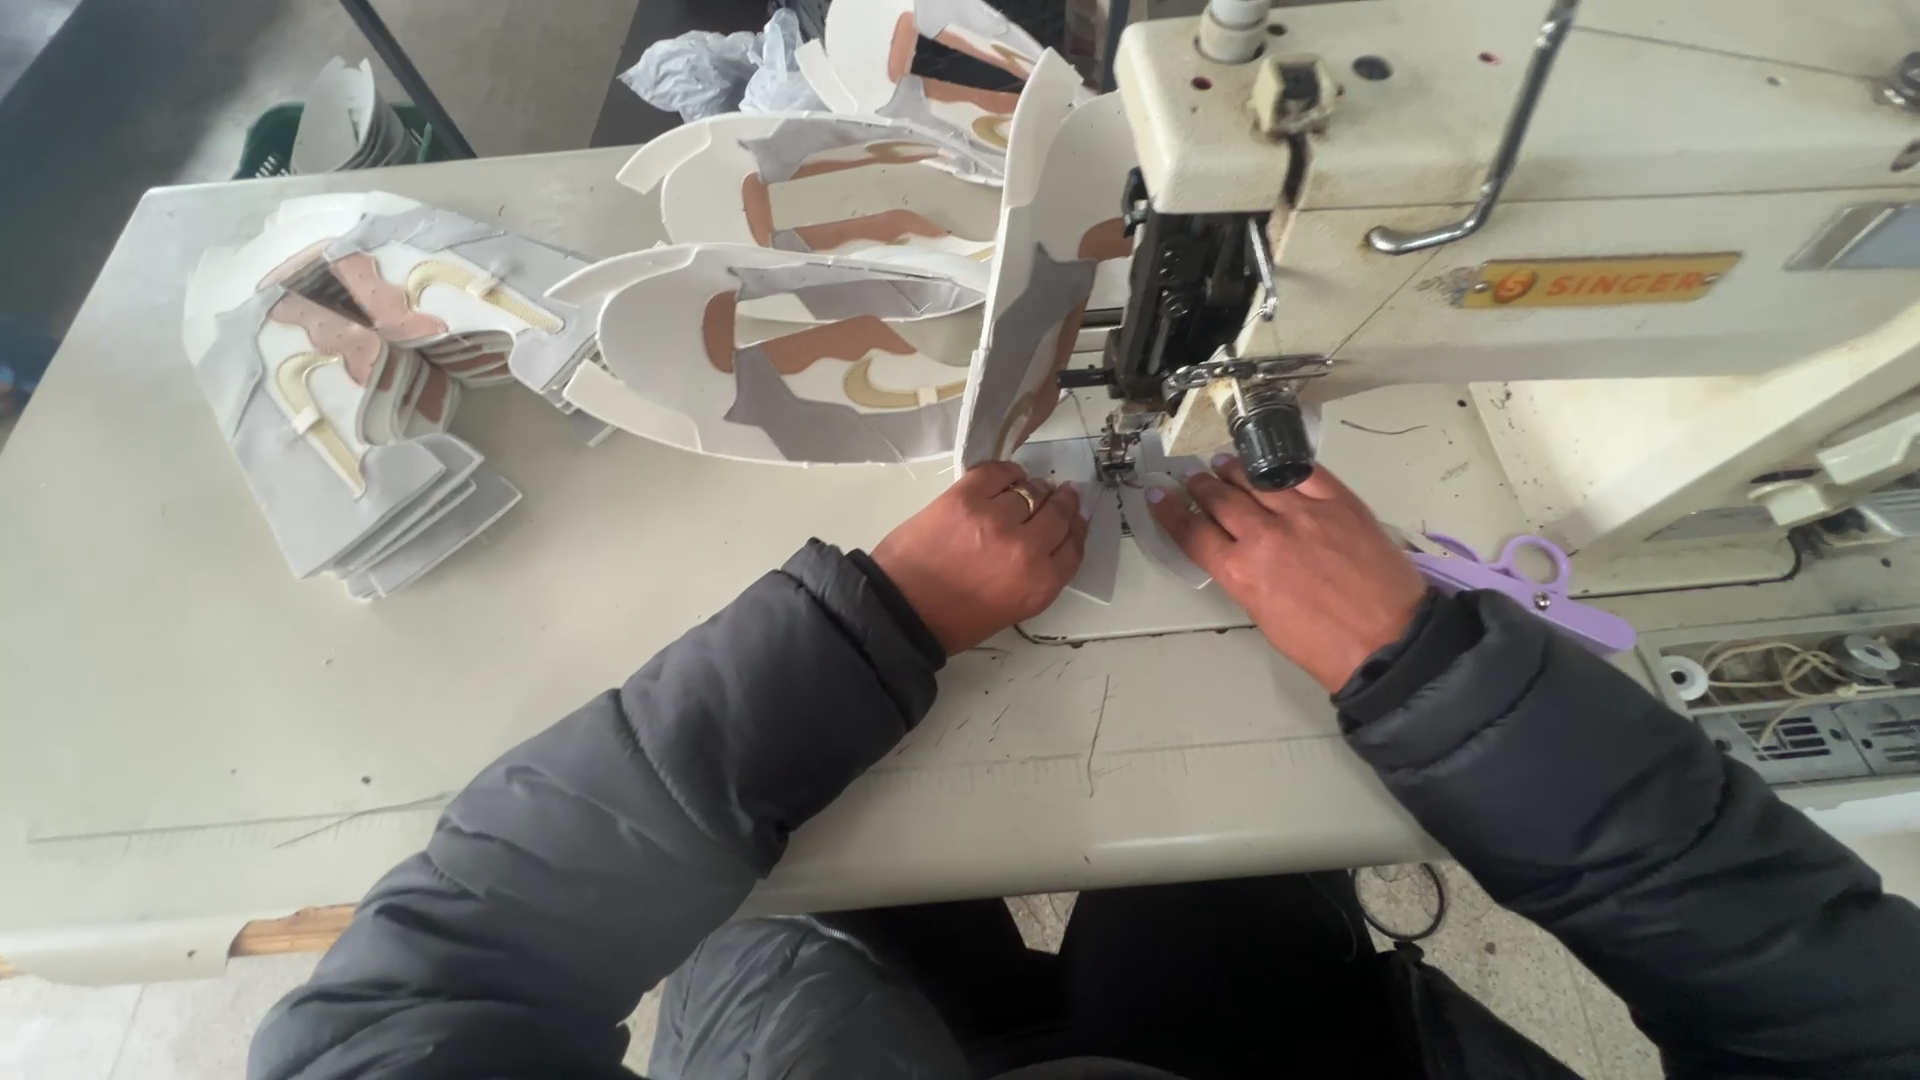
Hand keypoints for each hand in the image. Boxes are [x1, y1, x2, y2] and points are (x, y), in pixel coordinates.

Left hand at [871, 462, 1087, 653]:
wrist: (901, 609)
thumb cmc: (954, 619)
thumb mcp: (1013, 609)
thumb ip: (1037, 576)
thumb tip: (1044, 542)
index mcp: (1040, 584)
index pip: (1073, 546)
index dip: (1076, 528)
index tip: (1075, 518)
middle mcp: (1026, 549)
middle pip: (1057, 514)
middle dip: (1062, 503)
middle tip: (1061, 494)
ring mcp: (995, 519)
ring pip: (1031, 491)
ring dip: (1035, 489)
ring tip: (1030, 489)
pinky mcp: (965, 497)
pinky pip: (998, 472)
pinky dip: (1008, 472)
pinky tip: (1008, 477)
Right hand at [1148, 458, 1425, 691]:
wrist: (1387, 643)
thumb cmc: (1321, 644)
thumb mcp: (1262, 614)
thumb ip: (1242, 575)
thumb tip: (1236, 551)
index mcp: (1240, 572)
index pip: (1192, 533)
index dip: (1170, 513)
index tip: (1158, 498)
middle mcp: (1265, 537)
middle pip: (1220, 500)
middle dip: (1200, 487)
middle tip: (1192, 478)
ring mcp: (1303, 515)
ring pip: (1256, 480)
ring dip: (1233, 470)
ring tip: (1222, 463)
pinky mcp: (1339, 503)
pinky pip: (1303, 473)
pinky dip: (1280, 466)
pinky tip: (1269, 463)